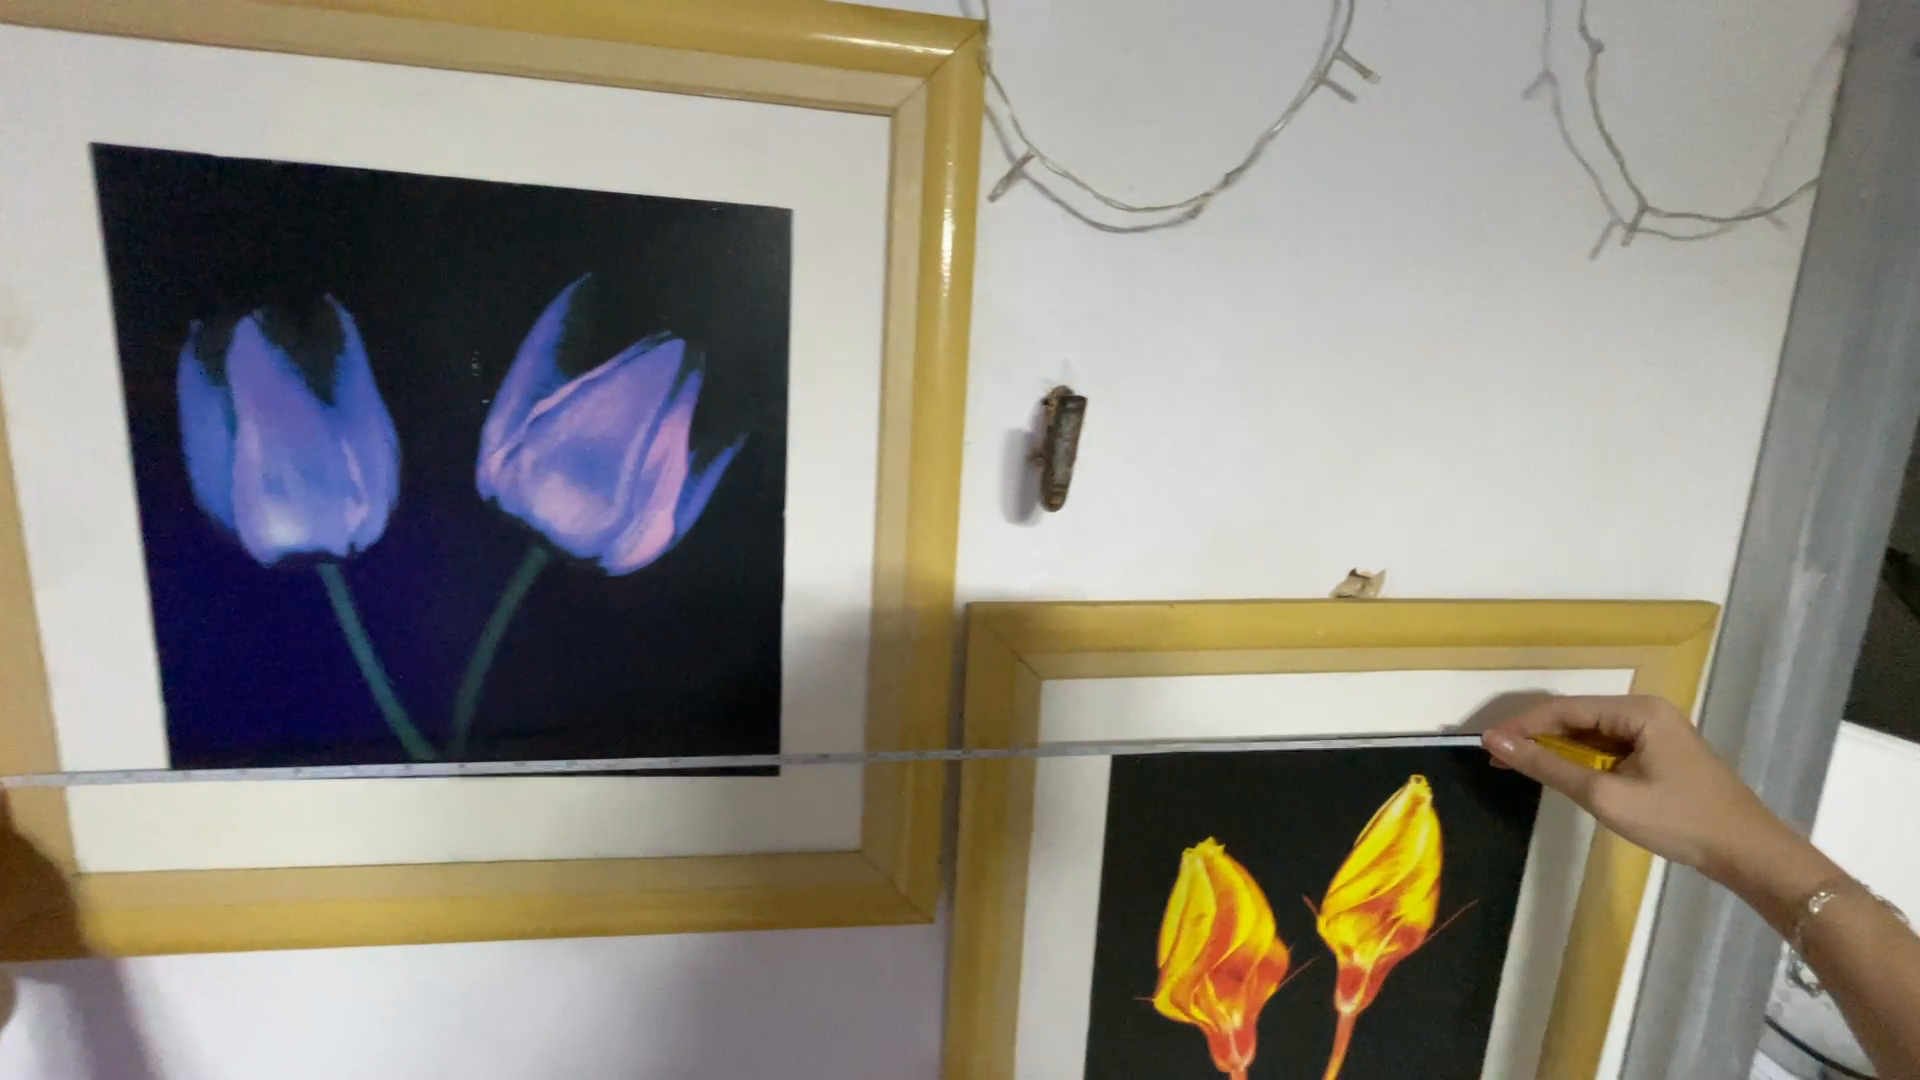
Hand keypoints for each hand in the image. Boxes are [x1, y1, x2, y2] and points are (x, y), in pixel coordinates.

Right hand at [1479, 695, 1828, 904]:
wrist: (1756, 859)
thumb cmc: (1680, 821)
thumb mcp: (1604, 795)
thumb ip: (1546, 765)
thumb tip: (1493, 741)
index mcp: (1637, 711)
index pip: (1562, 709)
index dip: (1520, 725)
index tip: (1487, 745)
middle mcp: (1646, 712)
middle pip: (1573, 718)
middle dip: (1534, 737)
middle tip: (1499, 757)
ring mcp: (1656, 733)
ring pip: (1587, 734)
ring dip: (1553, 749)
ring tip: (1519, 766)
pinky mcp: (1660, 754)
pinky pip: (1605, 748)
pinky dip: (1577, 760)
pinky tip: (1558, 773)